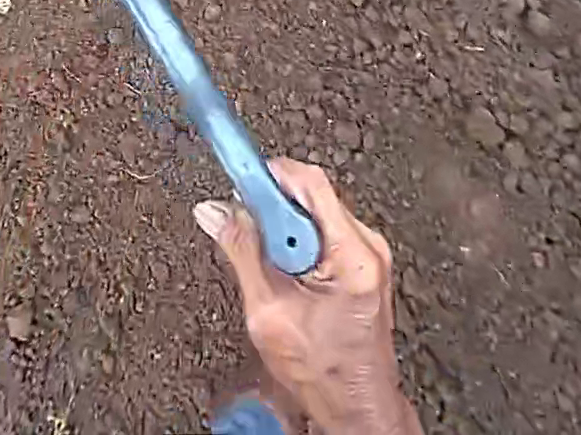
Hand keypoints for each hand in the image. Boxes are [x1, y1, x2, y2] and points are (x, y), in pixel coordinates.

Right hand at [196, 160, 422, 434]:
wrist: (357, 407)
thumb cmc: (323, 372)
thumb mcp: (267, 310)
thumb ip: (240, 250)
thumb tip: (213, 210)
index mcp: (352, 256)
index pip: (310, 183)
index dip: (269, 175)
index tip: (239, 173)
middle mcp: (366, 245)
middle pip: (309, 192)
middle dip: (272, 207)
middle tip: (249, 230)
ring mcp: (366, 249)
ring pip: (311, 206)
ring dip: (282, 224)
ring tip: (272, 262)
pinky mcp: (360, 255)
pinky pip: (319, 223)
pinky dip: (295, 236)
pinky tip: (287, 267)